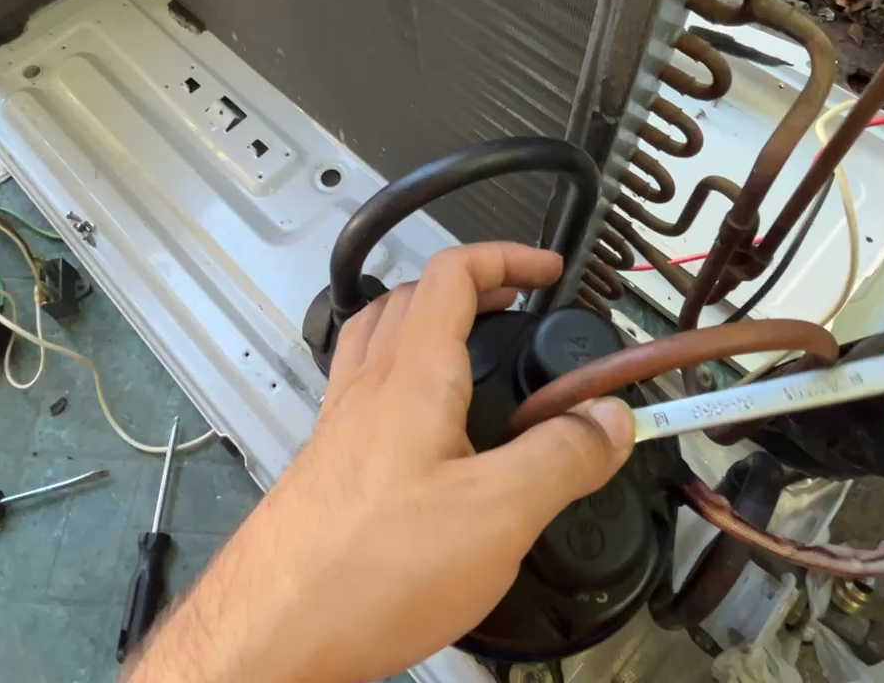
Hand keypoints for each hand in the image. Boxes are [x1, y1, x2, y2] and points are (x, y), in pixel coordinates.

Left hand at [126, 244, 635, 682]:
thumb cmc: (369, 566)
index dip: (505, 258)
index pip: (453, 274)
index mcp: (411, 373)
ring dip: (431, 317)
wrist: (275, 625)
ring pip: (383, 331)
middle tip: (517, 304)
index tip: (546, 270)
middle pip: (415, 294)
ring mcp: (343, 415)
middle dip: (473, 285)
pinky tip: (427, 416)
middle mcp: (369, 382)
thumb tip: (608, 419)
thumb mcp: (496, 514)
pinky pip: (367, 381)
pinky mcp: (332, 453)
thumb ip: (561, 458)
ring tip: (472, 343)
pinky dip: (404, 368)